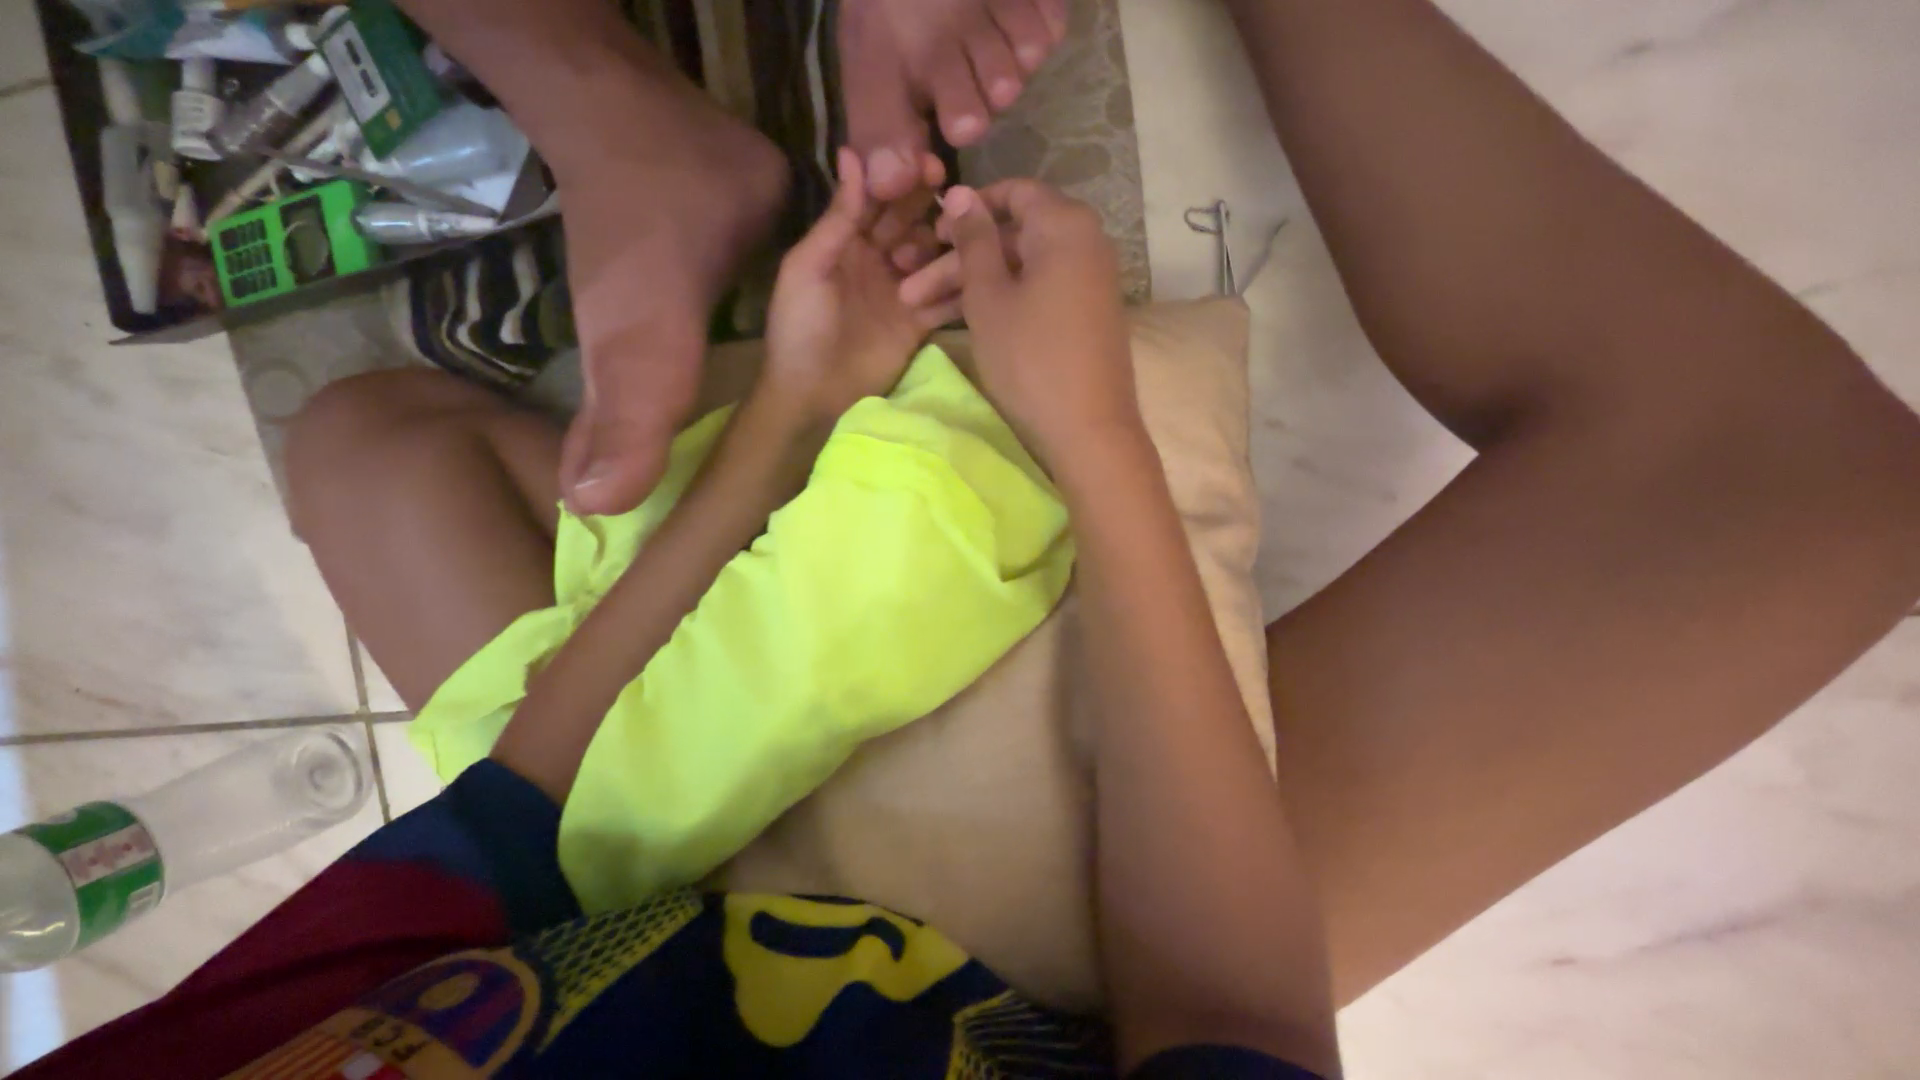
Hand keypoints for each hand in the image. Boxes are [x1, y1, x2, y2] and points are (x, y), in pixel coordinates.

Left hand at [761, 148, 958, 419]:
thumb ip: (838, 216)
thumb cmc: (800, 326)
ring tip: (959, 243)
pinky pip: (945, 299)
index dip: (903, 180)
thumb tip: (852, 152)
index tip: (929, 164)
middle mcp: (879, 259)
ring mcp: (902, 291)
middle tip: (956, 199)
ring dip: (947, 246)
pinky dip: (960, 287)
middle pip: (912, 223)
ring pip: (934, 256)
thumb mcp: (809, 266)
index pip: (880, 199)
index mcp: (848, 241)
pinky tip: (980, 272)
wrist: (812, 393)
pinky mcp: (920, 323)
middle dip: (931, 208)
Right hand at [900, 180, 1139, 465]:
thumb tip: (960, 192)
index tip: (930, 234)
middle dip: (956, 259)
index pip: (1013, 192)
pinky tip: (956, 321)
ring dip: (969, 286)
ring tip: (916, 310)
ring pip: (1018, 268)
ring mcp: (1086, 279)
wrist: (1088, 428)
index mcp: (1065, 224)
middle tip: (908, 288)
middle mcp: (1084, 241)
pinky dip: (1000, 301)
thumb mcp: (989, 296)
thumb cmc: (1031, 357)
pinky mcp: (1082, 312)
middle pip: (1011, 235)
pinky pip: (1036, 290)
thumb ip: (973, 240)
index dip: (967, 209)